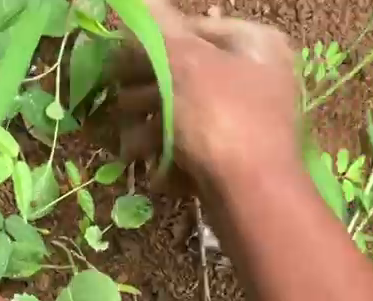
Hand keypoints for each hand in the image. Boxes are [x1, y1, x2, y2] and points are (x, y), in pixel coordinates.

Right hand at [116, 4, 300, 195]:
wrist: (251, 197)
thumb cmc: (222, 122)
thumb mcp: (186, 67)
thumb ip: (159, 31)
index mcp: (254, 43)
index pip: (194, 30)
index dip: (152, 45)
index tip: (118, 65)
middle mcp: (254, 78)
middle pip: (186, 78)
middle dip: (147, 97)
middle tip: (119, 109)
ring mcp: (244, 123)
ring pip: (185, 119)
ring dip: (151, 134)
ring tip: (130, 151)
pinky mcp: (232, 162)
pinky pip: (194, 152)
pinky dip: (172, 161)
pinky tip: (158, 172)